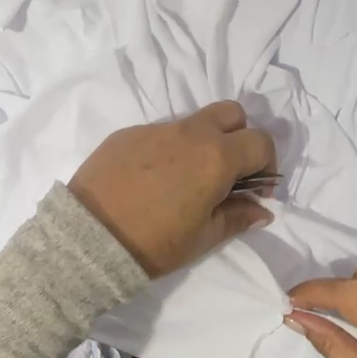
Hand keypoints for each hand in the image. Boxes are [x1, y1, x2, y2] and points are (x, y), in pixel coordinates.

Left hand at [67, 101, 276, 277]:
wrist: (90, 237)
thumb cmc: (155, 243)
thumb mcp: (204, 237)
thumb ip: (237, 217)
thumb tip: (261, 210)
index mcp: (216, 157)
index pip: (260, 142)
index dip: (267, 165)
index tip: (257, 192)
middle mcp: (189, 133)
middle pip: (231, 114)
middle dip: (240, 138)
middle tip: (228, 174)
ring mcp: (155, 130)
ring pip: (193, 123)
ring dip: (203, 144)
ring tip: (187, 182)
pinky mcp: (126, 135)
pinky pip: (160, 134)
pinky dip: (169, 151)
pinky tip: (153, 183)